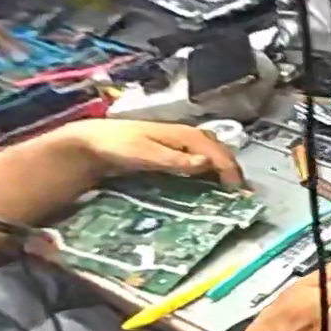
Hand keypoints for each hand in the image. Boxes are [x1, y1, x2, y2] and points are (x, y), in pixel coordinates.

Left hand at [57, 118, 242, 186]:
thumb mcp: (146, 154)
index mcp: (189, 136)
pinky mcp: (179, 148)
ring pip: (217, 155)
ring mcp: (187, 141)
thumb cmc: (117, 146)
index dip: (232, 174)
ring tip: (231, 189)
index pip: (221, 155)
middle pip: (224, 154)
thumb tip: (208, 162)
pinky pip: (206, 158)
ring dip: (226, 171)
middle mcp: (193, 136)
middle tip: (240, 194)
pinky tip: (213, 180)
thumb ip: (176, 160)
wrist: (90, 141)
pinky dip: (214, 170)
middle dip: (234, 173)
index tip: (238, 193)